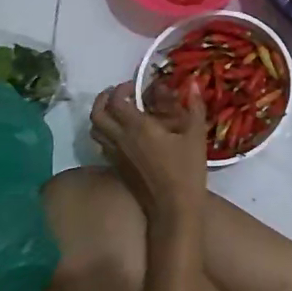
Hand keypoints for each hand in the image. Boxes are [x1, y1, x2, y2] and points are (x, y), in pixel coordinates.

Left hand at [90, 83, 208, 219]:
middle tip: (118, 94)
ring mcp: (115, 155)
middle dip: (103, 99)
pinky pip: (102, 145)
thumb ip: (194, 107)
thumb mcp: (196, 135)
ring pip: (95, 130)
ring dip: (101, 116)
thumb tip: (192, 83)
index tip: (134, 86)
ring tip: (117, 112)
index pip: (117, 101)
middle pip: (97, 114)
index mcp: (138, 127)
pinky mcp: (116, 168)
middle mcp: (120, 139)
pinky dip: (106, 133)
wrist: (173, 207)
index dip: (121, 89)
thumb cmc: (187, 170)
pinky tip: (122, 134)